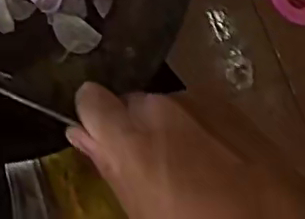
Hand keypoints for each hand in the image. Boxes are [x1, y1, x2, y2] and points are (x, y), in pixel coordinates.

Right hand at [66, 83, 304, 218]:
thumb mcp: (146, 216)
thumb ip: (110, 170)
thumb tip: (80, 137)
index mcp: (130, 137)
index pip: (87, 97)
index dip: (93, 121)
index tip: (103, 146)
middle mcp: (155, 105)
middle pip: (128, 103)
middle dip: (135, 131)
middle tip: (157, 174)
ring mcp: (192, 99)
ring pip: (162, 106)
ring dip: (168, 131)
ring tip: (196, 174)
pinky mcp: (224, 100)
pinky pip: (194, 109)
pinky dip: (198, 130)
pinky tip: (221, 165)